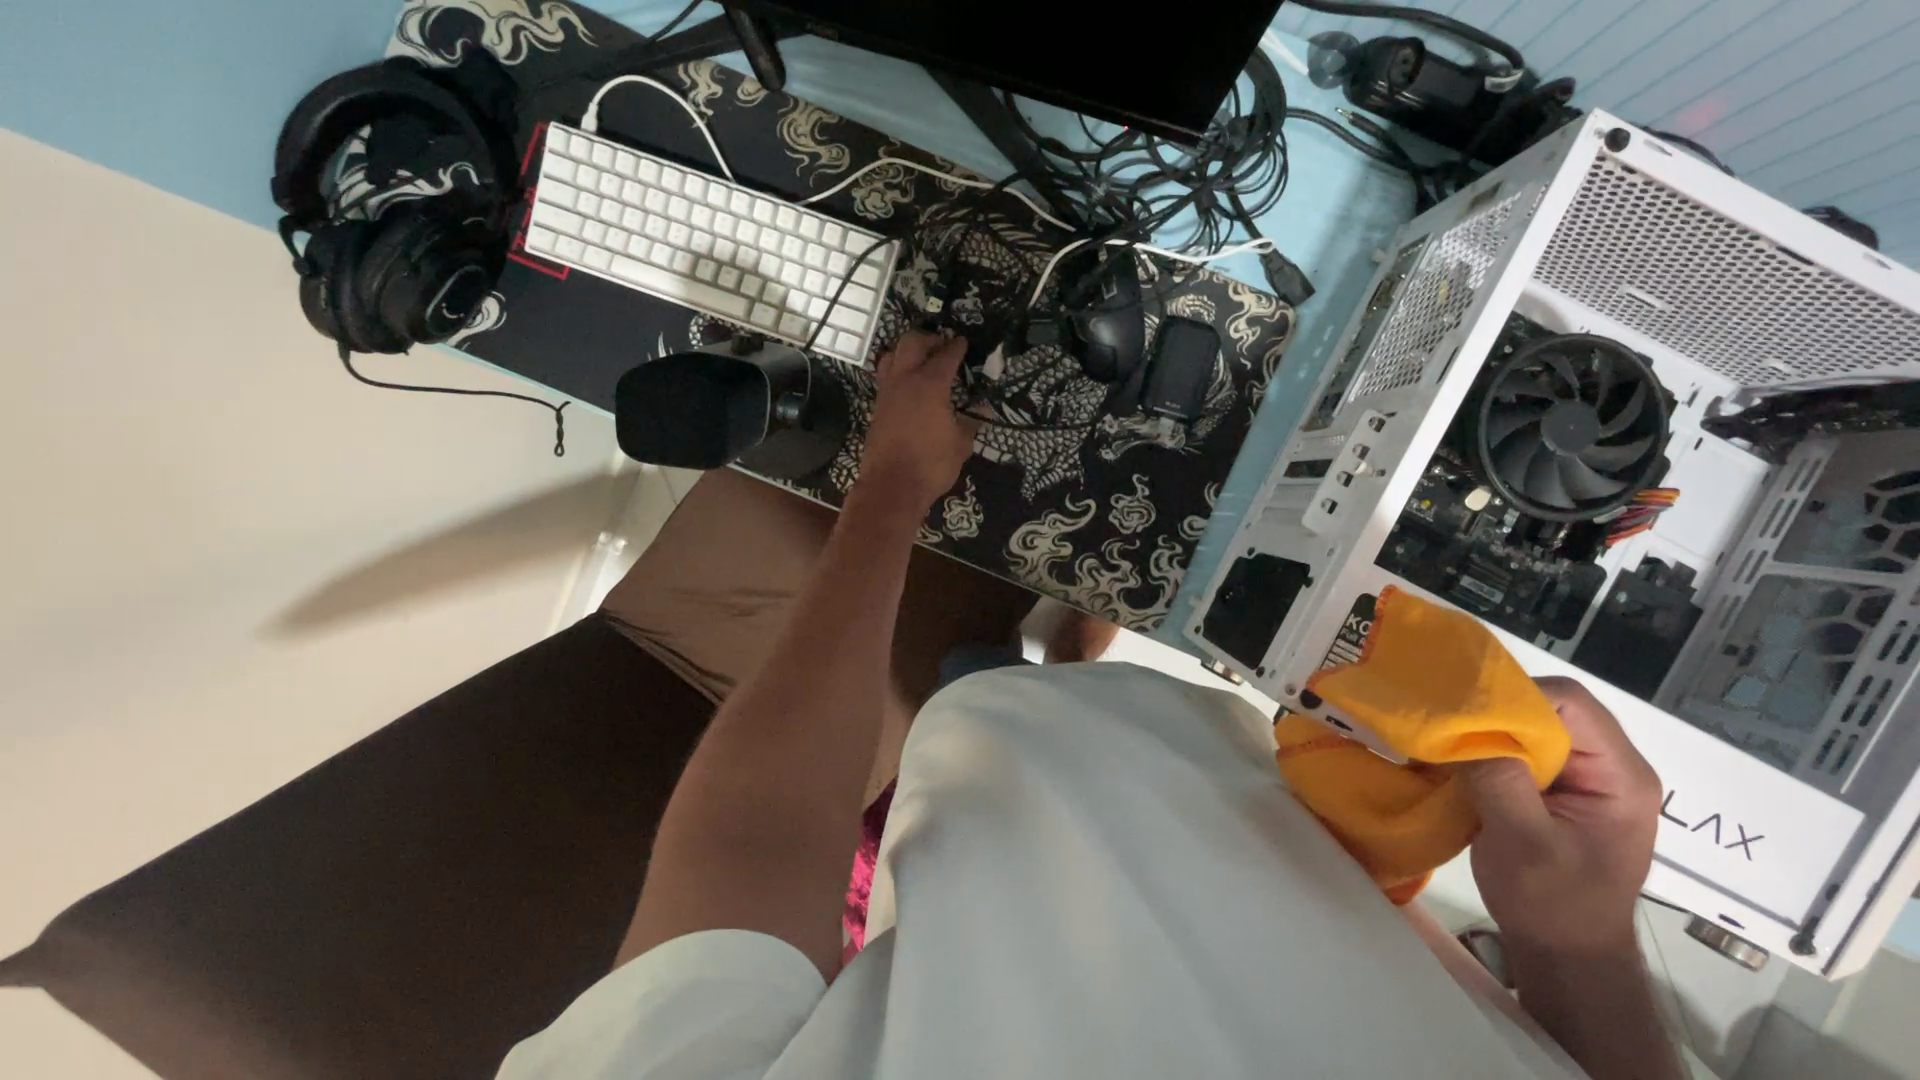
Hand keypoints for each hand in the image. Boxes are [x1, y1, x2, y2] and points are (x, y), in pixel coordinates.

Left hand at [858, 330, 978, 510]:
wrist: (891, 486)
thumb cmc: (931, 465)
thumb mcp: (961, 444)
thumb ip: (971, 421)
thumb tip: (982, 409)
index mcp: (930, 384)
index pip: (946, 355)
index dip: (957, 347)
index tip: (964, 342)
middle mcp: (905, 380)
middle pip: (911, 342)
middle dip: (928, 338)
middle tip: (942, 346)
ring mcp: (887, 392)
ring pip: (891, 355)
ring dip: (906, 351)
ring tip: (921, 360)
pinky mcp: (877, 407)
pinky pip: (885, 377)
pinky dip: (897, 371)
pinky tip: (908, 384)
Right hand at [1460, 676, 1661, 953]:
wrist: (1564, 953)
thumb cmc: (1551, 903)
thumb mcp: (1521, 842)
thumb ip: (1500, 779)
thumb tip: (1464, 726)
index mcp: (1619, 776)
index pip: (1570, 703)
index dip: (1516, 696)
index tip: (1463, 711)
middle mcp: (1610, 766)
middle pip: (1551, 708)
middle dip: (1496, 711)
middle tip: (1446, 722)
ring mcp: (1586, 777)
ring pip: (1534, 726)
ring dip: (1489, 730)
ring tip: (1445, 739)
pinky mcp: (1559, 789)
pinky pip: (1525, 749)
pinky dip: (1489, 748)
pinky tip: (1459, 760)